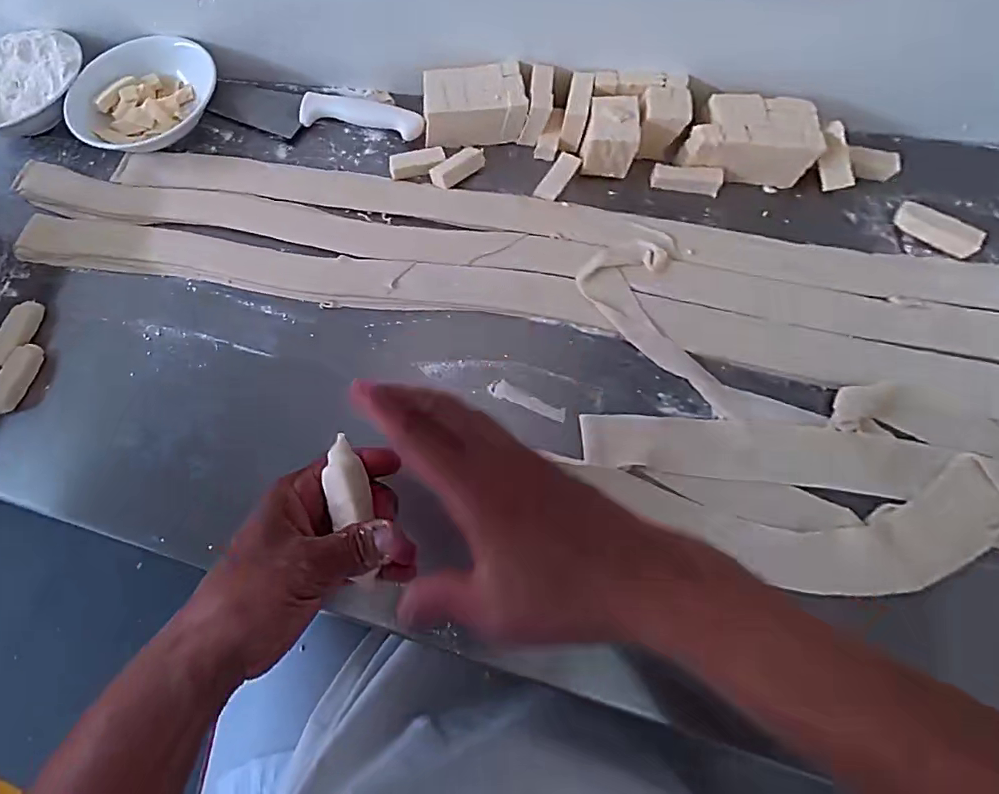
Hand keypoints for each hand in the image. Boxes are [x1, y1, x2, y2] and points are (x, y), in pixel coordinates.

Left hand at [169, 446, 417, 682]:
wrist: (216, 651)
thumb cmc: (247, 596)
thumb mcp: (303, 566)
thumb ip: (351, 548)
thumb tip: (392, 533)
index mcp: (292, 497)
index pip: (335, 467)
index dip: (367, 463)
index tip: (399, 467)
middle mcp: (303, 515)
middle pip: (353, 499)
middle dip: (382, 514)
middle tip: (399, 537)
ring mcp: (310, 546)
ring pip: (357, 533)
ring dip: (383, 544)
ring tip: (406, 563)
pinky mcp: (315, 576)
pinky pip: (352, 561)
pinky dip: (373, 567)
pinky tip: (394, 577)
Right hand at [352, 381, 751, 645]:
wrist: (639, 574)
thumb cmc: (563, 591)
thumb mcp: (494, 609)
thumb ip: (443, 598)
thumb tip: (403, 604)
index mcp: (474, 488)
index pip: (419, 438)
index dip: (386, 411)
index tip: (360, 390)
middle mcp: (494, 460)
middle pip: (442, 412)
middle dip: (403, 395)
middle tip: (373, 390)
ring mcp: (520, 458)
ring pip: (466, 415)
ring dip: (431, 402)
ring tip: (407, 401)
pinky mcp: (539, 465)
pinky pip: (485, 426)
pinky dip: (456, 416)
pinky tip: (456, 431)